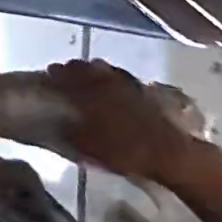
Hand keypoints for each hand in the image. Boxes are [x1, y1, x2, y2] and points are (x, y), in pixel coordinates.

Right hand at [47, 59, 216, 187]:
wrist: (171, 153)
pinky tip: (112, 79)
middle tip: (65, 69)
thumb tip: (60, 124)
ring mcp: (127, 84)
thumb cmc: (127, 152)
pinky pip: (121, 75)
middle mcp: (107, 83)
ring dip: (93, 68)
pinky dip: (112, 74)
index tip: (50, 71)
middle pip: (86, 68)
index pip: (69, 77)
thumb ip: (74, 133)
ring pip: (104, 69)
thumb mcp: (93, 147)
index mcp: (91, 94)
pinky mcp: (144, 89)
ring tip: (87, 70)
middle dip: (74, 67)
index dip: (58, 74)